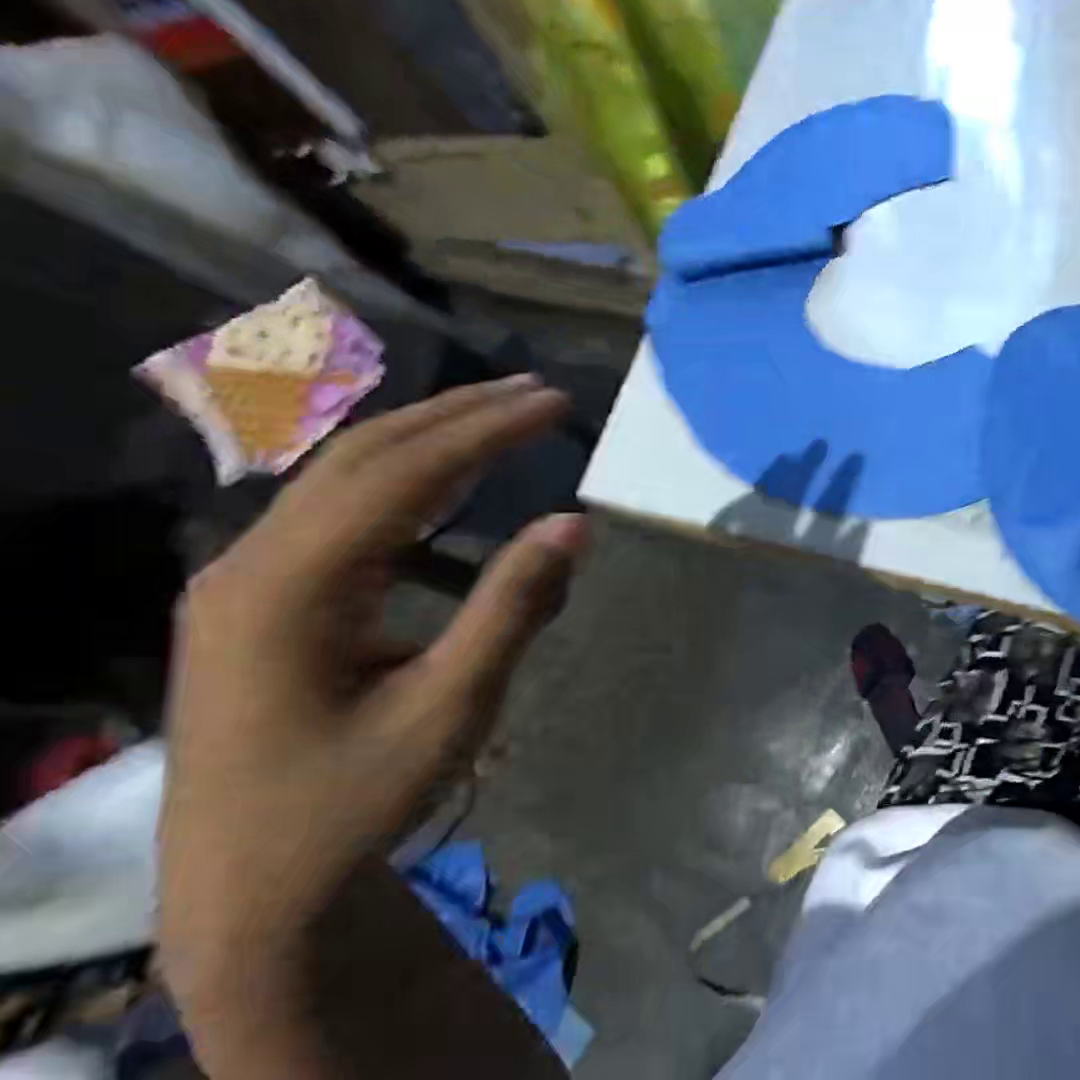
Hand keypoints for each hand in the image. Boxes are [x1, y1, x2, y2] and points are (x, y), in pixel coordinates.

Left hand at [159, 376, 585, 997]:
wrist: (252, 883)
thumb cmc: (355, 799)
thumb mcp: (450, 708)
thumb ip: (513, 609)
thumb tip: (574, 524)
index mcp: (288, 588)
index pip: (400, 475)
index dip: (485, 432)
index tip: (556, 405)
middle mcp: (252, 563)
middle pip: (363, 456)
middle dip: (457, 415)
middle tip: (538, 392)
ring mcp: (248, 578)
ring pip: (344, 477)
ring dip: (430, 438)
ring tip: (504, 415)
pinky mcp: (263, 597)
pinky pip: (340, 515)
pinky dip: (407, 481)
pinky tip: (452, 481)